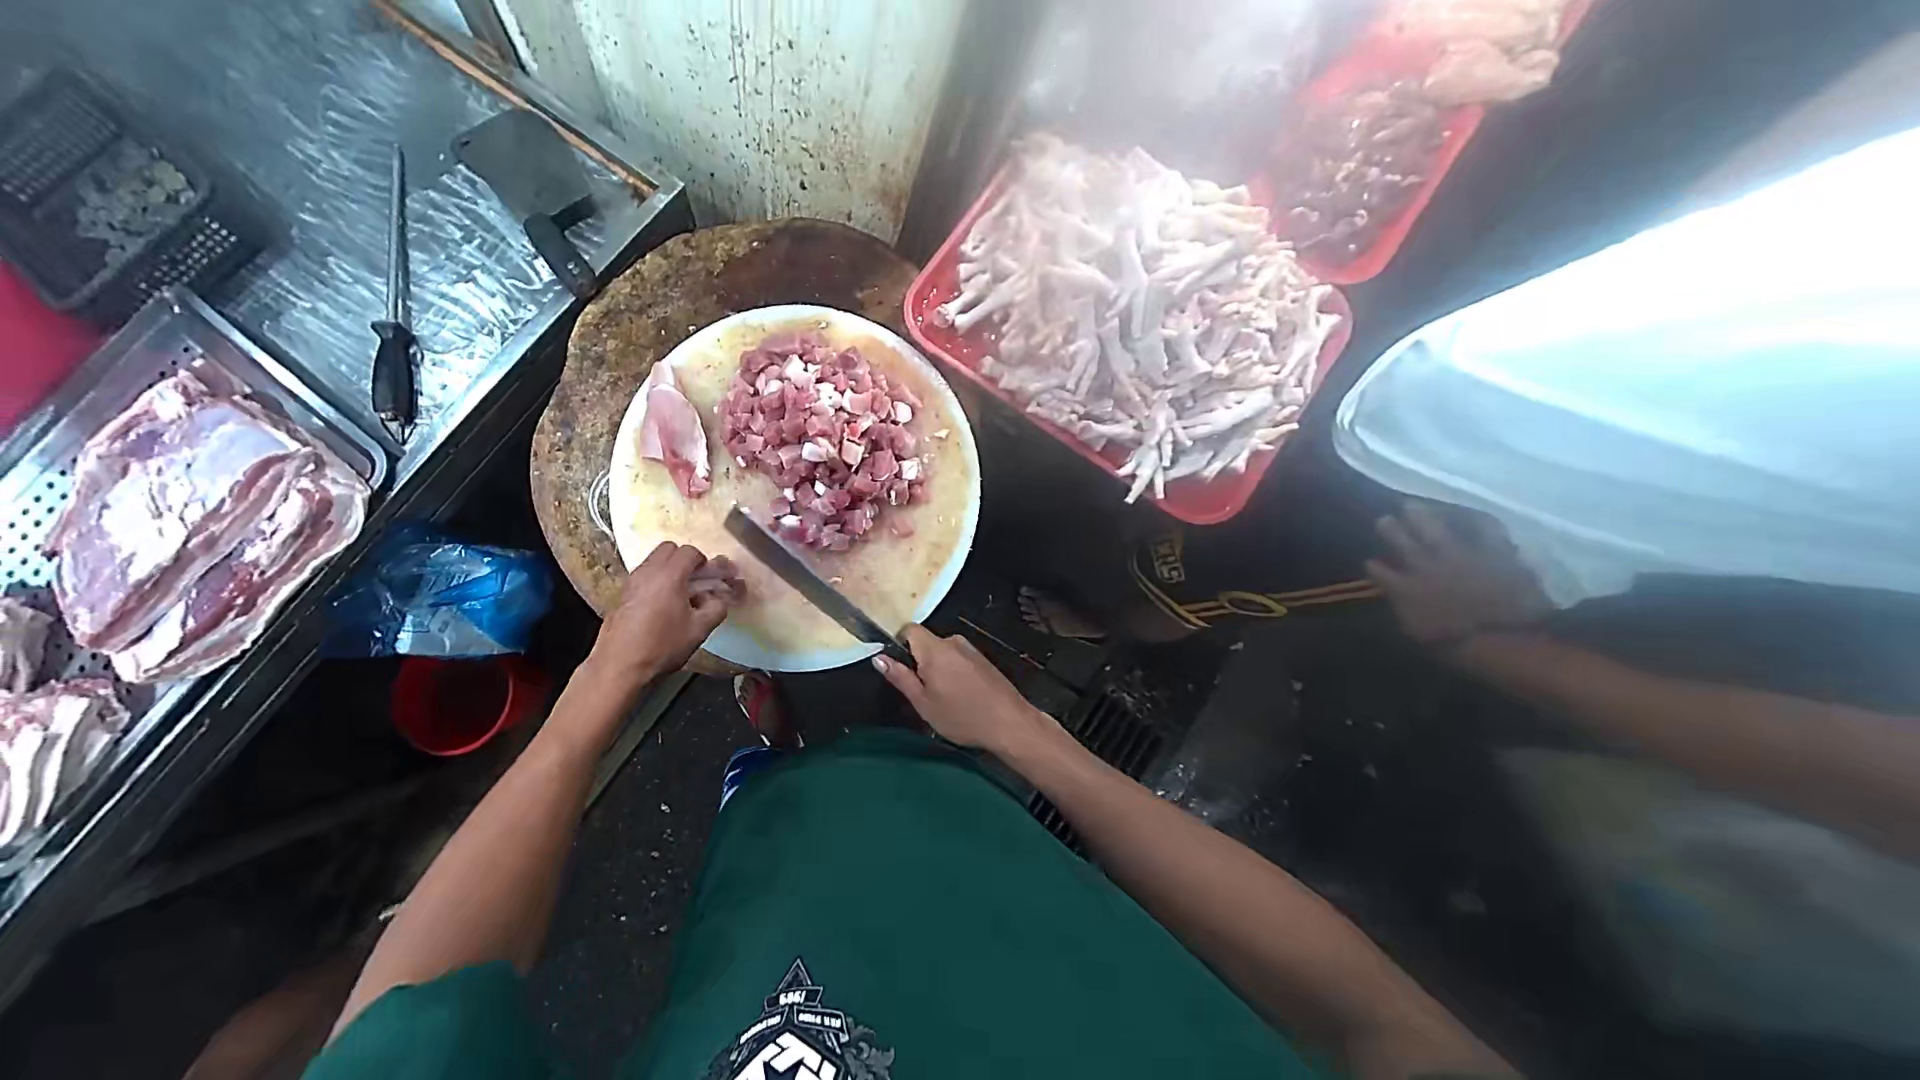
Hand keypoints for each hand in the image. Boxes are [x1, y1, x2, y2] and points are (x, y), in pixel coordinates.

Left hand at [589, 542, 742, 691]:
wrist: (620, 666)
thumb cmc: (662, 645)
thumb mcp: (700, 629)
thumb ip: (716, 608)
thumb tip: (717, 599)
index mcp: (669, 575)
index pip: (689, 552)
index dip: (704, 562)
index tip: (712, 577)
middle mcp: (648, 572)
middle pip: (668, 549)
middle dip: (685, 560)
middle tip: (696, 580)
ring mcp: (631, 583)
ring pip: (654, 562)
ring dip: (669, 570)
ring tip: (680, 595)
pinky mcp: (621, 596)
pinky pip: (643, 577)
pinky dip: (656, 582)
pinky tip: (663, 607)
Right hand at [872, 625, 1063, 757]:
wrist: (1009, 723)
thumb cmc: (962, 716)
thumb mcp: (923, 702)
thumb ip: (900, 677)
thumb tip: (879, 658)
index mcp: (935, 648)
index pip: (909, 629)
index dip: (899, 645)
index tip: (899, 668)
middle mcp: (953, 642)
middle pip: (926, 643)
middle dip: (919, 663)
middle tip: (921, 692)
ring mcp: (971, 650)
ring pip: (943, 653)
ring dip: (937, 670)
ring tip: (944, 699)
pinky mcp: (983, 660)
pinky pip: (958, 660)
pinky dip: (954, 674)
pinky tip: (961, 697)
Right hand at [1366, 502, 1548, 648]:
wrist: (1500, 641)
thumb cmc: (1455, 645)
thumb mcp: (1416, 630)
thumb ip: (1404, 607)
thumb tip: (1396, 596)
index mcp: (1402, 587)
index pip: (1377, 569)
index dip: (1374, 565)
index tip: (1372, 562)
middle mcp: (1423, 564)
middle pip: (1399, 539)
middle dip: (1390, 528)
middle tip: (1384, 519)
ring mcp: (1457, 554)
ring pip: (1431, 526)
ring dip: (1419, 514)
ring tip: (1410, 505)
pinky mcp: (1490, 551)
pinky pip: (1484, 527)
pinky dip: (1477, 520)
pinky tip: (1471, 514)